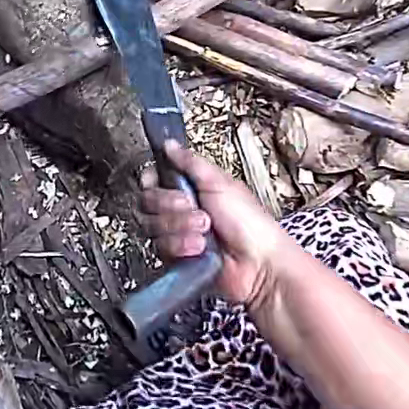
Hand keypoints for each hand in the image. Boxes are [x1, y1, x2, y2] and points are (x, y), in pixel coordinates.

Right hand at [136, 140, 296, 308]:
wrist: (259, 264)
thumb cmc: (251, 224)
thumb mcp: (221, 183)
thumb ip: (190, 162)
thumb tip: (169, 144)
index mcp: (190, 188)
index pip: (152, 180)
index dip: (152, 181)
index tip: (159, 181)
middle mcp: (180, 210)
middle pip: (149, 201)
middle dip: (172, 204)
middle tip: (194, 206)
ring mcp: (177, 234)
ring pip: (154, 225)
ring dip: (181, 226)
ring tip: (204, 230)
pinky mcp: (176, 256)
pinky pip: (162, 247)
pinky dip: (182, 245)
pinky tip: (200, 247)